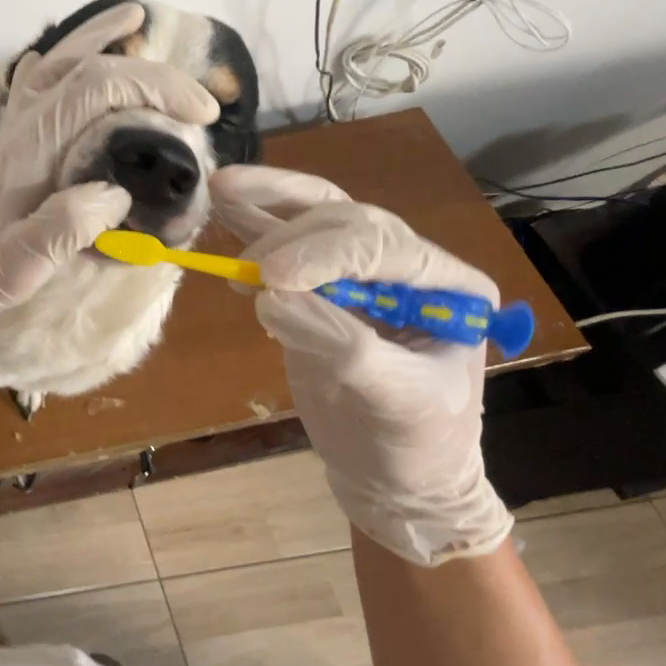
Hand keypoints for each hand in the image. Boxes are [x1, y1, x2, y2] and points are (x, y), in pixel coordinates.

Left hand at [0, 2, 219, 372]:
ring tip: (130, 19)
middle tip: (196, 96)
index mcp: (29, 148)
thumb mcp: (19, 266)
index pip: (92, 88)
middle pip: (78, 66)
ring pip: (51, 66)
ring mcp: (10, 130)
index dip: (151, 86)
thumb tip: (113, 194)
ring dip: (93, 39)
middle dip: (144, 69)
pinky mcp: (6, 141)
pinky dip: (56, 63)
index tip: (198, 115)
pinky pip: (31, 86)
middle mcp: (20, 127)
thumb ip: (62, 230)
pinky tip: (60, 58)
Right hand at [211, 165, 512, 565]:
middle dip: (292, 235)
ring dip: (266, 202)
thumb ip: (341, 346)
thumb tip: (271, 300)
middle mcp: (404, 267)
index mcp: (446, 288)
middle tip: (248, 270)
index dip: (323, 254)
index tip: (270, 277)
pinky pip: (283, 241)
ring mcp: (356, 273)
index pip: (383, 247)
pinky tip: (222, 207)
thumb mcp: (396, 401)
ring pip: (314, 214)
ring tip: (220, 190)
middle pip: (345, 221)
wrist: (392, 474)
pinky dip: (251, 221)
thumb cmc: (412, 443)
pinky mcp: (313, 286)